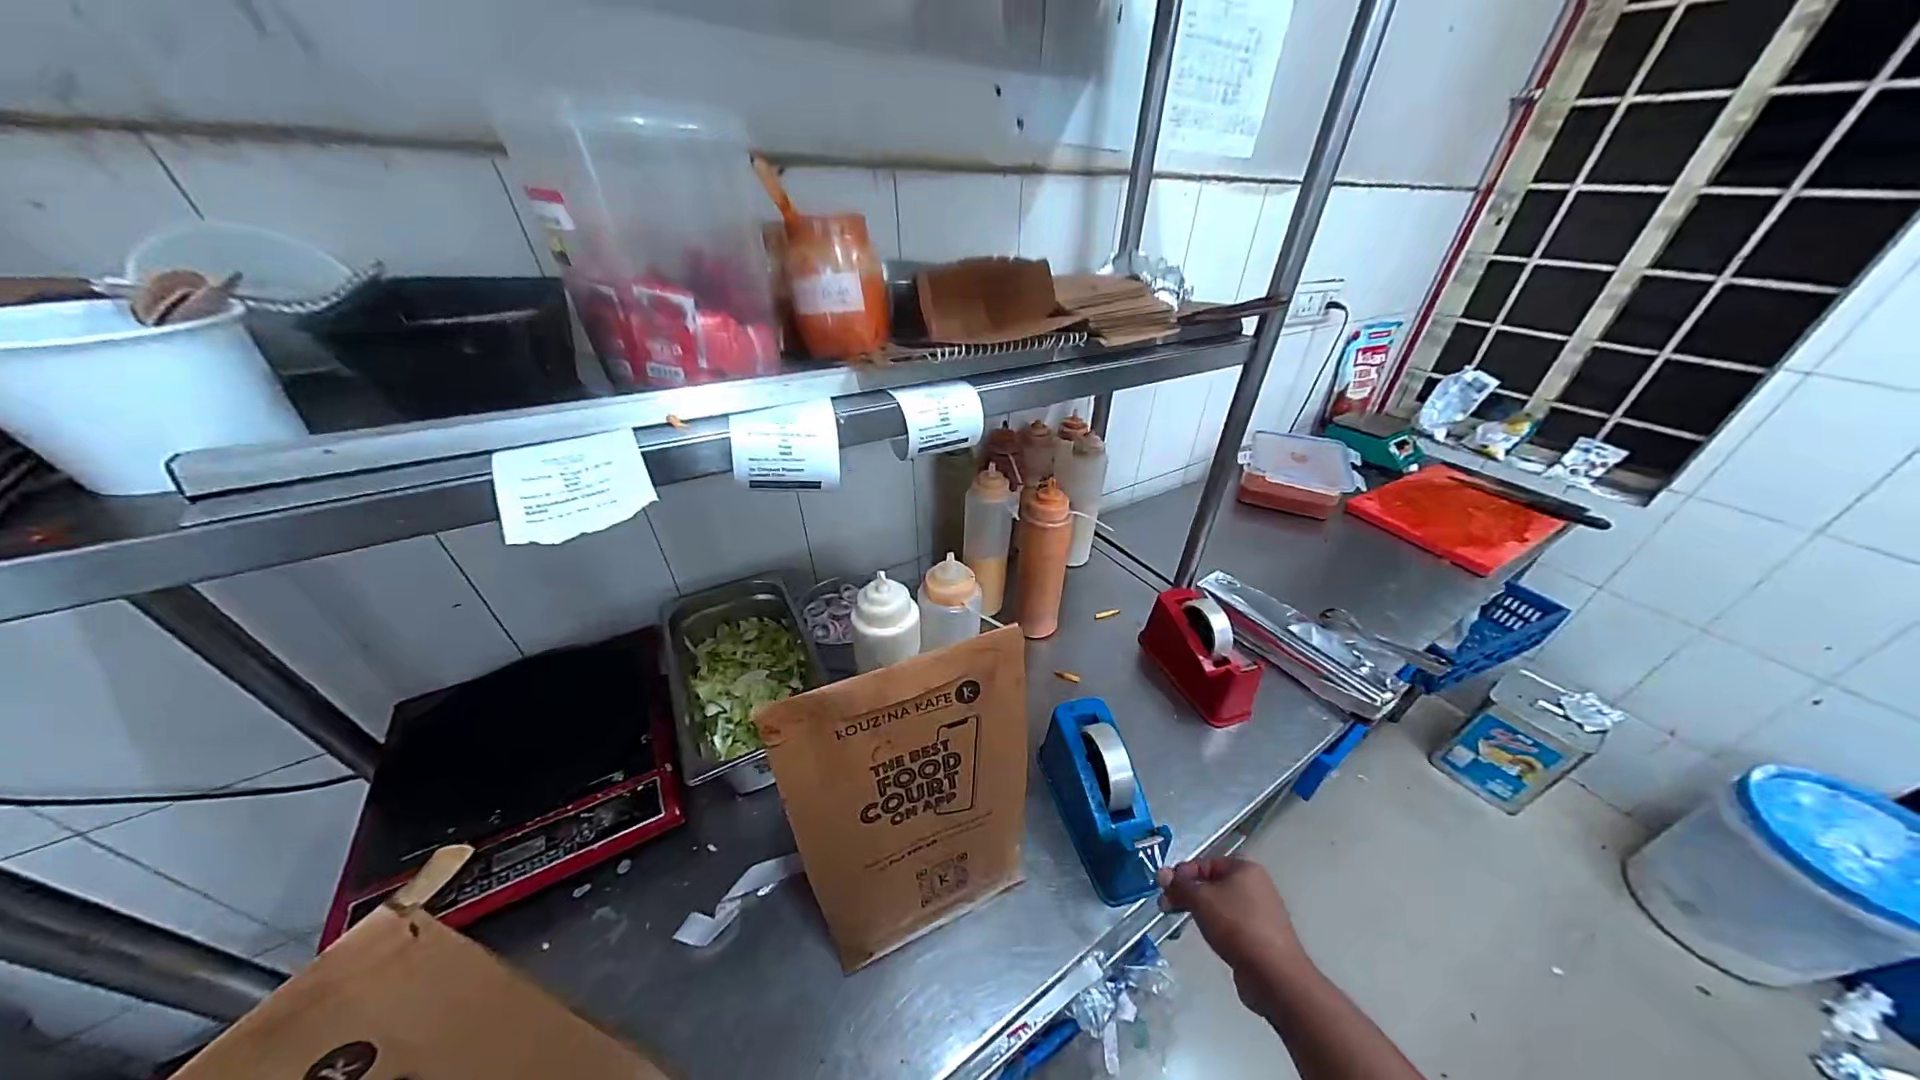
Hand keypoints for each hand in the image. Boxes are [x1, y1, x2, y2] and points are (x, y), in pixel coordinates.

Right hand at [1158, 857, 1304, 1015]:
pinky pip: (1232, 923)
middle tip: (1166, 905)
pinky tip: (1209, 937)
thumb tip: (1163, 874)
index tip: (1164, 889)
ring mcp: (1261, 912)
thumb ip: (1179, 885)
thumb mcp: (1201, 899)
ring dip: (1200, 910)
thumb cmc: (1237, 926)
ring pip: (1221, 904)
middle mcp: (1256, 885)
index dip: (1181, 874)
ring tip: (1183, 921)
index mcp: (1245, 868)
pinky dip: (1217, 926)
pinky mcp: (1262, 936)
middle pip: (1212, 883)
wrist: (1275, 975)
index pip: (1203, 863)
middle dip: (1188, 893)